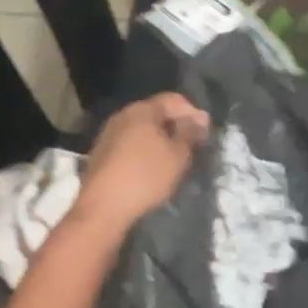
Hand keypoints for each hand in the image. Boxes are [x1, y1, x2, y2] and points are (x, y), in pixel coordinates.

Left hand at [73, 93, 210, 232]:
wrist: (102, 208)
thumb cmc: (145, 176)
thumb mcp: (177, 155)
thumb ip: (191, 133)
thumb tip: (200, 118)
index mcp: (141, 109)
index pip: (173, 100)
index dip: (193, 112)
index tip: (206, 132)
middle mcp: (122, 115)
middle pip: (156, 112)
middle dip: (177, 125)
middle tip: (193, 144)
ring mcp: (108, 134)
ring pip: (142, 129)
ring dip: (160, 139)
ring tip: (175, 157)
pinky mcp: (101, 153)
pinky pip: (130, 143)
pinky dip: (145, 149)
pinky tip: (152, 166)